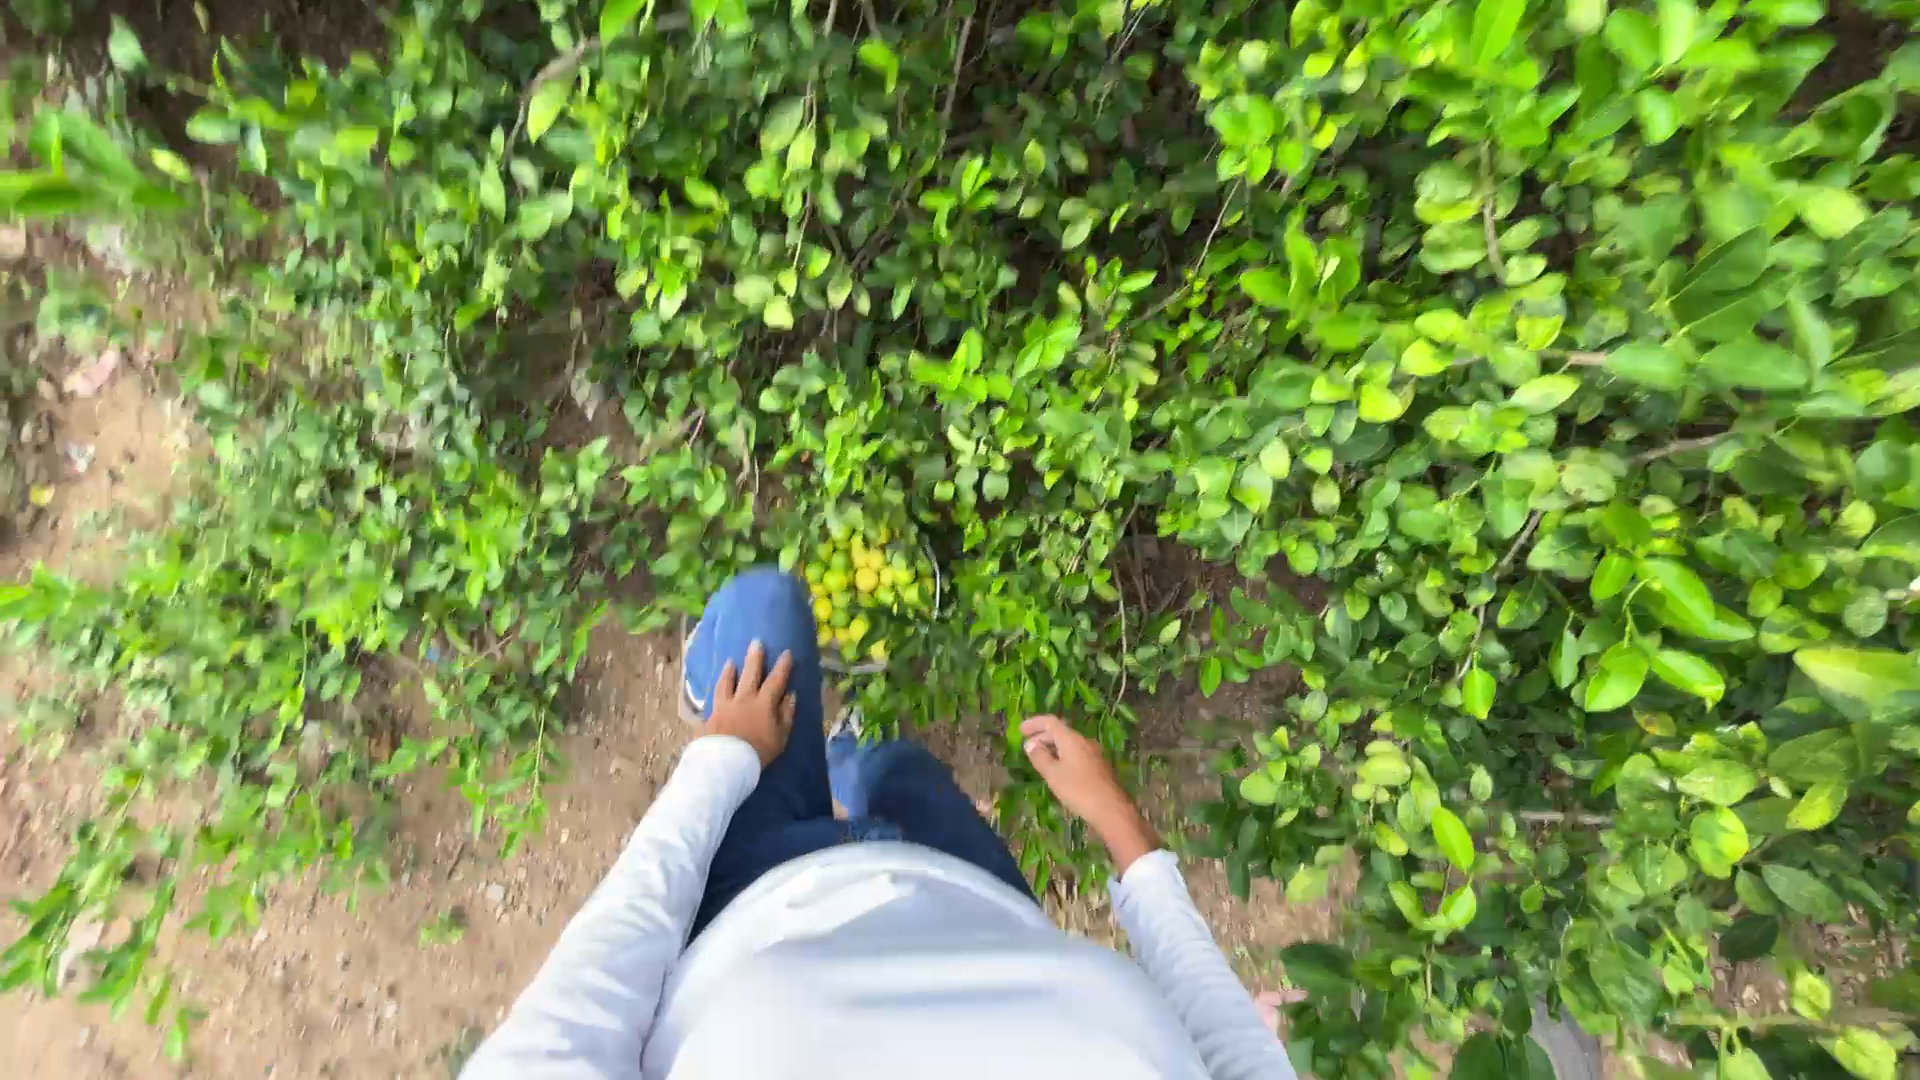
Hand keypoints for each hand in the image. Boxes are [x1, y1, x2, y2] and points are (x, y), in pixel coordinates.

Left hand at [703, 641, 795, 766]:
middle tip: (756, 642)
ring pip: (727, 683)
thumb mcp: (781, 736)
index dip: (782, 666)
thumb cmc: (758, 752)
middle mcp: (743, 699)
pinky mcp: (710, 716)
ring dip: (730, 671)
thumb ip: (786, 714)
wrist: (726, 764)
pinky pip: (713, 699)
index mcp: (763, 703)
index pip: (776, 680)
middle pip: (750, 674)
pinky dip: (715, 692)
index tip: (787, 653)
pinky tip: (714, 690)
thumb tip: (791, 695)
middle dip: (755, 658)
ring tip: (730, 661)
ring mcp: (724, 706)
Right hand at [1021, 714, 1160, 873]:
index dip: (1034, 723)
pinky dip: (1063, 755)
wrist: (1112, 809)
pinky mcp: (1099, 766)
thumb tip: (1030, 744)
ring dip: (1053, 747)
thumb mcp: (1053, 774)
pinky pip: (1077, 753)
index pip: (1051, 722)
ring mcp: (1094, 753)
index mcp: (1071, 739)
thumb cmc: (1078, 790)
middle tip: (1028, 746)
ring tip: (1041, 758)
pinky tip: (1059, 769)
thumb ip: (1040, 757)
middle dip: (1042, 736)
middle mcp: (1084, 741)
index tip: (1021, 729)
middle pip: (1060, 732)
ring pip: (1069, 743)